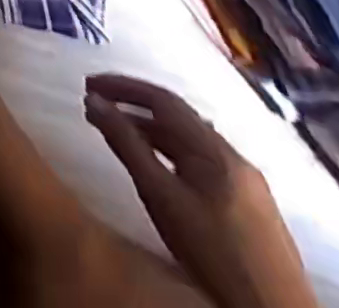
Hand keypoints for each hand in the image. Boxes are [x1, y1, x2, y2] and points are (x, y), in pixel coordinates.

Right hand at [83, 75, 317, 307]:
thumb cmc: (213, 254)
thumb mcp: (160, 197)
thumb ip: (127, 145)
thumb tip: (94, 102)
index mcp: (216, 149)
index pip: (163, 99)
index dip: (123, 86)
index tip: (88, 84)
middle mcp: (234, 157)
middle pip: (178, 116)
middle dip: (134, 104)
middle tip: (97, 102)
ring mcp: (246, 182)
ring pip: (190, 141)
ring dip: (151, 128)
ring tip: (116, 129)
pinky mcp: (250, 205)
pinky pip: (201, 161)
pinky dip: (169, 151)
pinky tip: (155, 163)